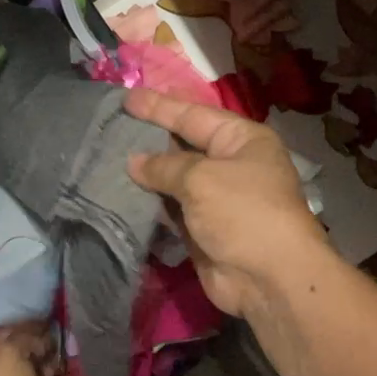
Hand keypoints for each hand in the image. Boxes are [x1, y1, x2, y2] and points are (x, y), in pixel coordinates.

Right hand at [125, 88, 333, 319]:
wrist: (268, 277)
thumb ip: (164, 166)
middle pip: (184, 145)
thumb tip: (134, 162)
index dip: (160, 107)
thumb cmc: (242, 212)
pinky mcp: (203, 231)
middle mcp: (232, 166)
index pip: (194, 115)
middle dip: (150, 138)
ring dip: (145, 174)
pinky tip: (121, 194)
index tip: (127, 98)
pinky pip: (171, 210)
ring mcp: (217, 201)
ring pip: (175, 180)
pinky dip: (149, 204)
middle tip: (113, 125)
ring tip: (108, 159)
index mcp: (242, 140)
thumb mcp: (201, 178)